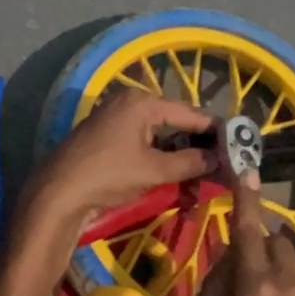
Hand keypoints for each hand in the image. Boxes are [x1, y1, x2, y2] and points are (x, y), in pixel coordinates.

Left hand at [23, 93, 215, 225]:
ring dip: (175, 150)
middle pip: (172, 120)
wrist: (59, 194)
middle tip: (219, 158)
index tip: (235, 142)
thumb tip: (218, 159)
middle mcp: (126, 102)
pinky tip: (169, 170)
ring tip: (199, 167)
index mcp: (141, 102)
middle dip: (194, 141)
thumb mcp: (154, 171)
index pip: (188, 113)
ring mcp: (112, 118)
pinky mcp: (103, 136)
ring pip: (156, 132)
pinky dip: (156, 153)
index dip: (213, 129)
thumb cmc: (108, 175)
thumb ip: (190, 162)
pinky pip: (139, 140)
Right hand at [193, 170, 294, 295]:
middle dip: (254, 243)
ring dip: (266, 271)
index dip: (246, 196)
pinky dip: (277, 293)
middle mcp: (290, 281)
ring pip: (285, 265)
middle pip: (272, 242)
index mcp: (257, 283)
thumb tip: (225, 263)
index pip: (250, 227)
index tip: (244, 167)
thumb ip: (213, 290)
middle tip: (229, 273)